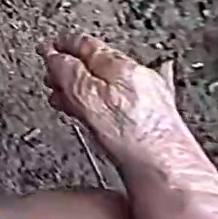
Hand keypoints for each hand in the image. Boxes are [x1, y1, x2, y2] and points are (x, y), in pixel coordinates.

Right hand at [41, 35, 192, 169]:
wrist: (170, 174)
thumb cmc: (135, 138)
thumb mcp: (86, 98)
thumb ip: (67, 72)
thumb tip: (53, 54)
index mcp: (122, 65)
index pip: (85, 43)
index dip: (61, 45)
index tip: (47, 49)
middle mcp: (138, 77)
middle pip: (95, 64)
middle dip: (69, 70)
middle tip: (51, 79)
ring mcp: (148, 97)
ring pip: (105, 84)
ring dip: (80, 89)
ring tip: (65, 100)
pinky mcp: (152, 119)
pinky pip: (116, 101)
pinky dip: (97, 104)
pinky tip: (91, 115)